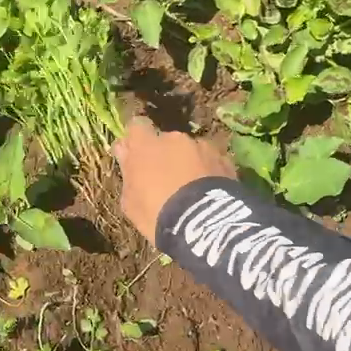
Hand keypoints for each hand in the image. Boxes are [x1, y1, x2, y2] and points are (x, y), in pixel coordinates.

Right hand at [111, 118, 236, 245]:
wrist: (204, 223)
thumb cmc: (157, 212)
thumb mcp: (130, 201)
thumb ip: (127, 171)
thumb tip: (125, 152)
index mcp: (147, 145)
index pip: (136, 126)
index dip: (136, 140)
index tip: (135, 155)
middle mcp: (175, 138)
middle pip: (166, 141)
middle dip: (165, 155)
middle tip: (165, 180)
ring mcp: (203, 147)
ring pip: (190, 151)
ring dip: (188, 163)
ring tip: (191, 189)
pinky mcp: (225, 160)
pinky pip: (210, 162)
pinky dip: (207, 172)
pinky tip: (207, 193)